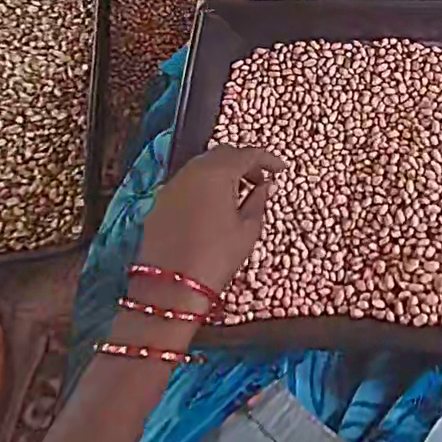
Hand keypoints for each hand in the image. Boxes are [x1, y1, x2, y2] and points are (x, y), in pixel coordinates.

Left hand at [138, 145, 285, 295]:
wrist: (170, 287)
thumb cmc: (217, 256)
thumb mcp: (248, 229)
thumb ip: (259, 200)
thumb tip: (265, 185)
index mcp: (217, 173)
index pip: (247, 154)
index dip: (268, 159)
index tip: (281, 169)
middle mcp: (192, 171)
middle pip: (223, 154)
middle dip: (244, 162)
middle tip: (261, 180)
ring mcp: (172, 185)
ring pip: (202, 166)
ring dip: (224, 173)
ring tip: (239, 194)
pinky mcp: (160, 201)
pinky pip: (188, 182)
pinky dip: (205, 184)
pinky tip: (215, 205)